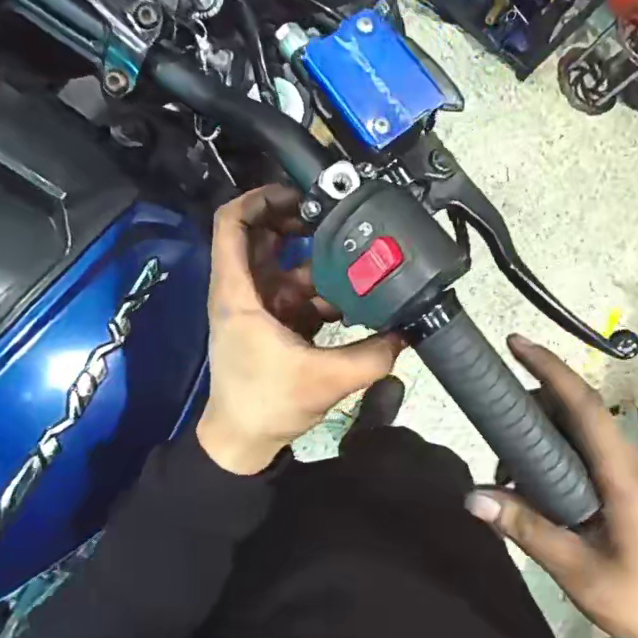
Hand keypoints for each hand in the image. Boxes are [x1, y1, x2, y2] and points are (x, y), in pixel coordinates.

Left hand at [196, 185, 403, 474]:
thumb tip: (406, 334)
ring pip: (285, 264)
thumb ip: (372, 356)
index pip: (231, 223)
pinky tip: (351, 296)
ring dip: (317, 260)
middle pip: (260, 235)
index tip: (300, 196)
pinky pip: (298, 291)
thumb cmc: (266, 404)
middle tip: (335, 217)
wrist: (244, 441)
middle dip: (297, 221)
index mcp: (239, 292)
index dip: (261, 198)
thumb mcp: (326, 378)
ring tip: (355, 258)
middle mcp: (243, 290)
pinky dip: (321, 289)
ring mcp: (258, 305)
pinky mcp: (272, 321)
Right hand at [464, 336, 637, 637]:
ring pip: (585, 435)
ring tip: (511, 470)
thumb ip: (528, 530)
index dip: (549, 369)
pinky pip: (592, 456)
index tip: (517, 344)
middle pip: (579, 413)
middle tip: (496, 431)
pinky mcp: (636, 492)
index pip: (583, 406)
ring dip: (545, 436)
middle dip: (535, 407)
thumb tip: (473, 497)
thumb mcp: (580, 572)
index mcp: (622, 476)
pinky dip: (560, 456)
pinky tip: (539, 488)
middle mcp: (632, 465)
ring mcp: (637, 477)